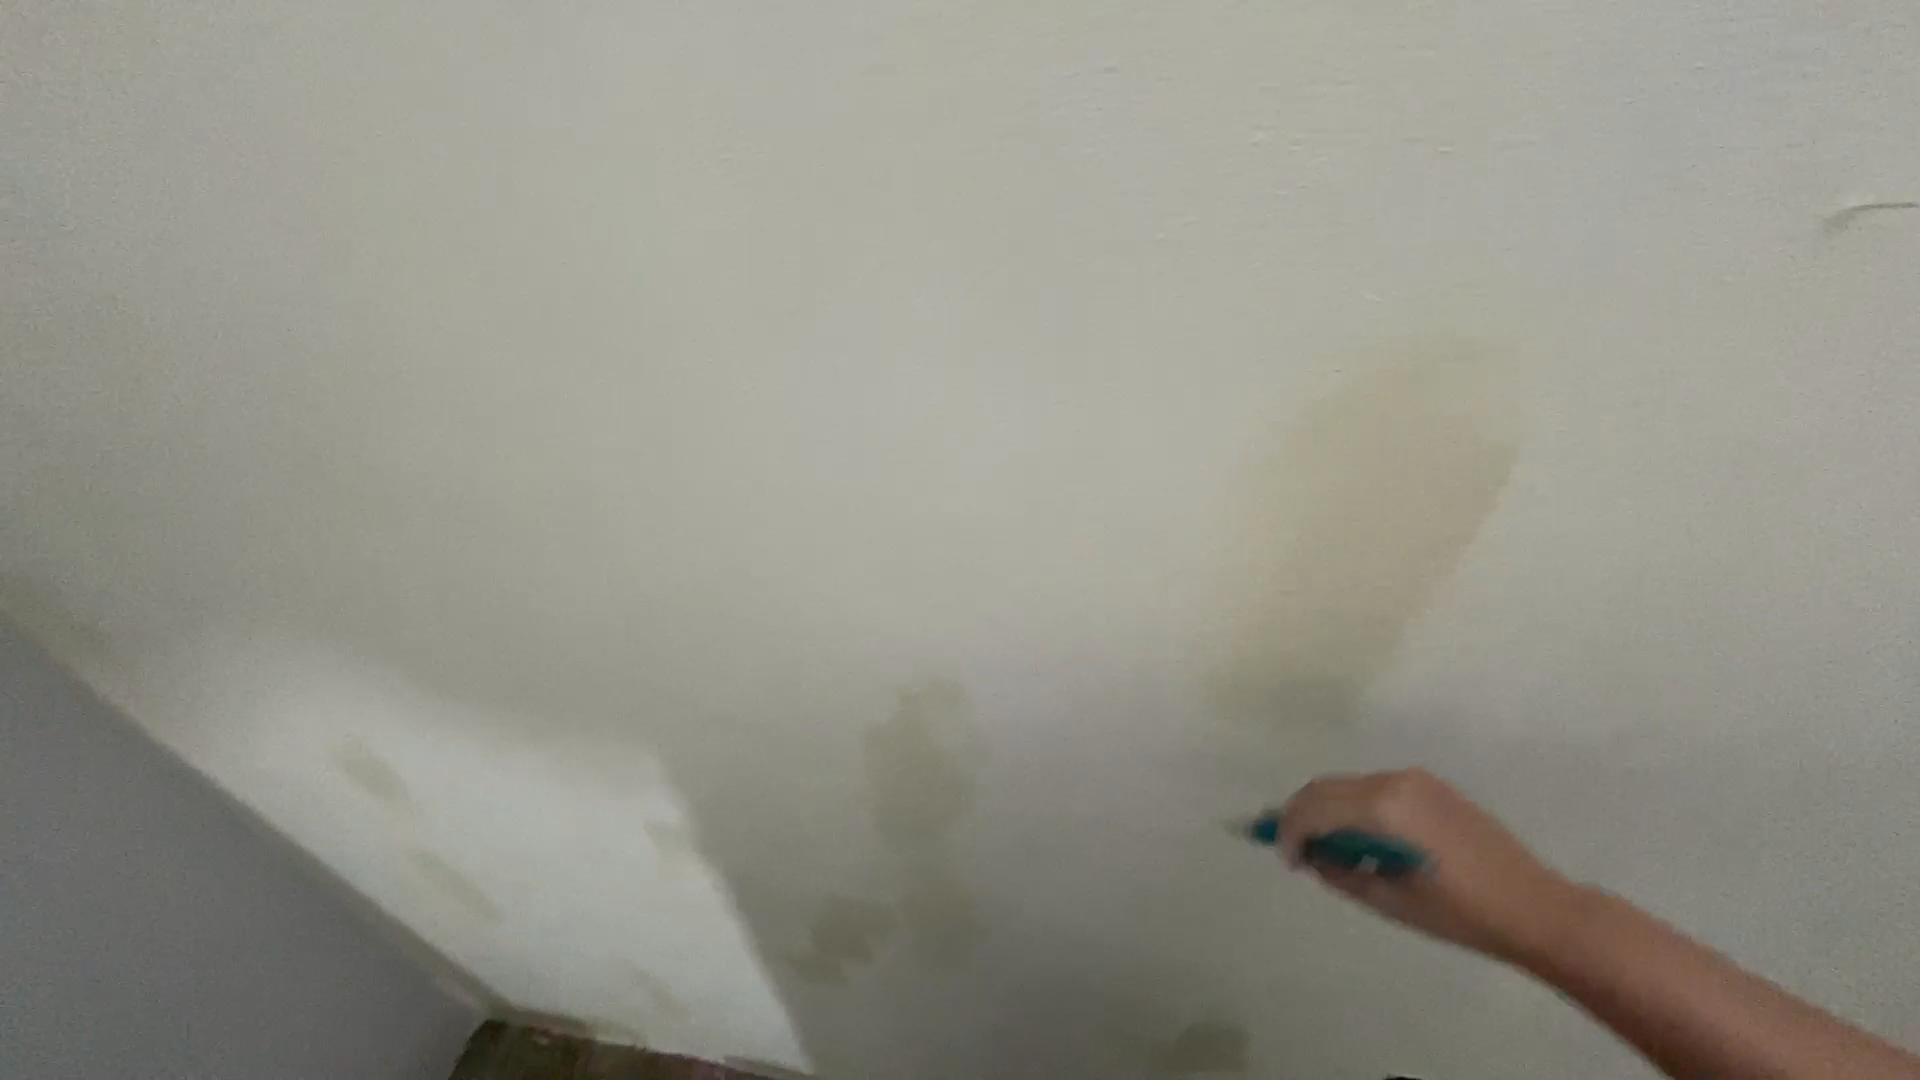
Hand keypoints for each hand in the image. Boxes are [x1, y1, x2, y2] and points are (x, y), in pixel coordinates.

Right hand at [1279, 768, 1582, 962]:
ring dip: (1326, 809)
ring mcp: (1414, 779)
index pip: (1313, 809)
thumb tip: (1312, 857)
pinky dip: (1353, 806)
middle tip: (1294, 850)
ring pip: (1347, 785)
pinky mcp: (1430, 785)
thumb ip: (1340, 872)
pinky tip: (1361, 836)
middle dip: (1300, 815)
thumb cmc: (1461, 913)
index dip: (1289, 832)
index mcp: (1382, 808)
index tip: (1287, 860)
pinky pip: (1373, 787)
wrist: (1537, 908)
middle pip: (1324, 788)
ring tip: (1326, 846)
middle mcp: (1393, 781)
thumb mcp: (1389, 899)